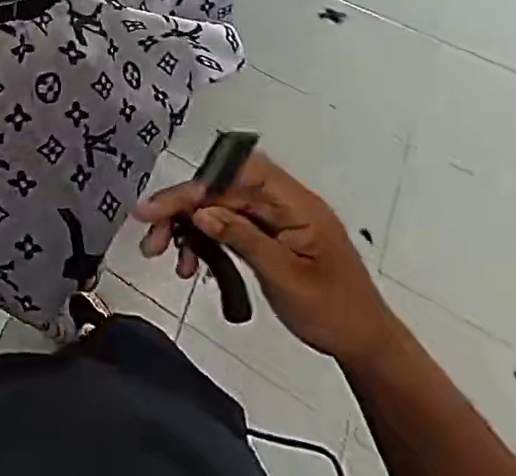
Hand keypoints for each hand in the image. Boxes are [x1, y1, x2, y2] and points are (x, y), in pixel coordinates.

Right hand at [135, 151, 395, 364]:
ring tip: (161, 252)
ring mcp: (274, 218)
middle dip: (183, 207)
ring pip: (220, 207)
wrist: (365, 343)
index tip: (168, 203)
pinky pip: (228, 226)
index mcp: (295, 203)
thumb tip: (202, 211)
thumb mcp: (286, 279)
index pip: (242, 172)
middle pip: (224, 189)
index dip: (202, 180)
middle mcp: (282, 202)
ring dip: (188, 225)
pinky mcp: (267, 235)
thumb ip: (244, 240)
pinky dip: (205, 241)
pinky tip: (188, 263)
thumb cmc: (334, 312)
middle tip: (150, 232)